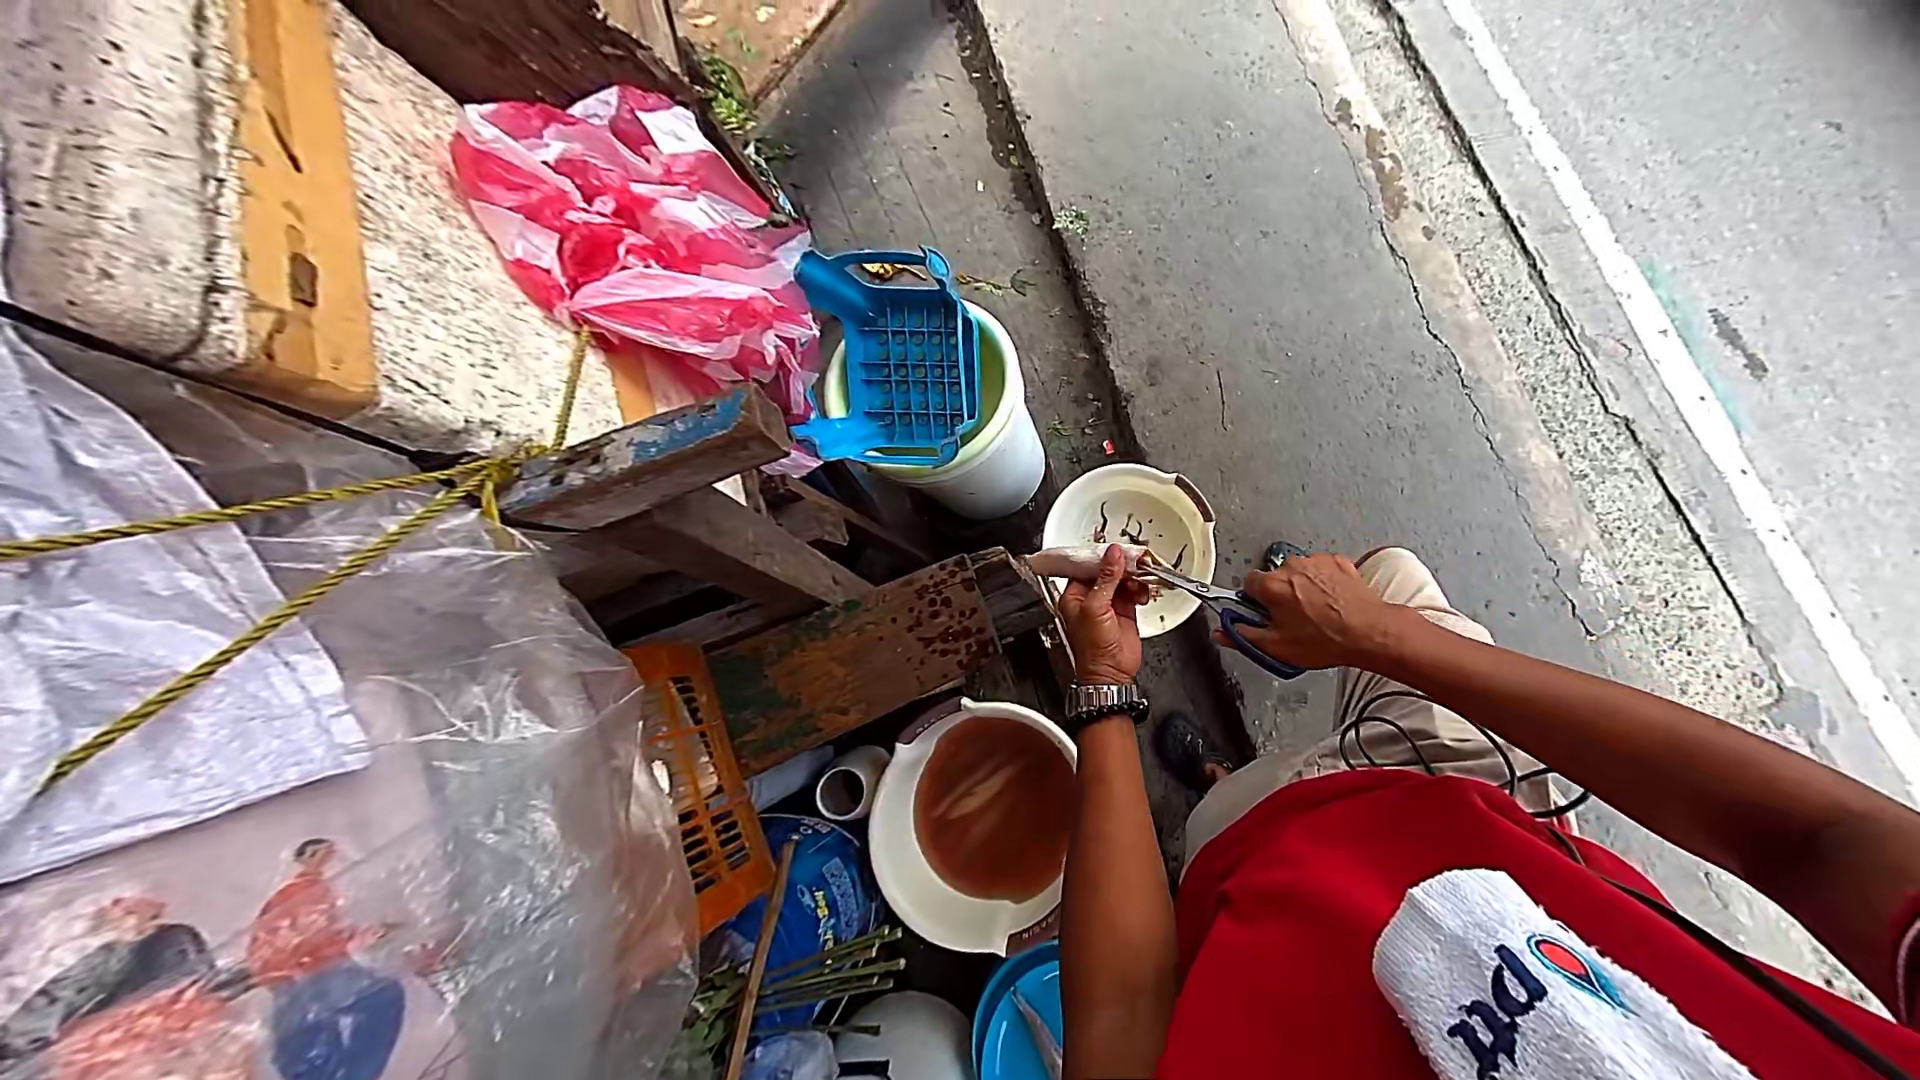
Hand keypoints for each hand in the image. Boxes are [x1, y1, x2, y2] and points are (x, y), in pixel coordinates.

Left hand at [1059, 544, 1149, 684]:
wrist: (1111, 673)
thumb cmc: (1093, 649)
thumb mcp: (1096, 607)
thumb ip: (1106, 579)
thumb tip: (1112, 556)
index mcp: (1075, 595)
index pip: (1087, 568)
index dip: (1101, 557)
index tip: (1115, 548)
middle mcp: (1091, 598)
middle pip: (1107, 572)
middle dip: (1121, 566)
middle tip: (1134, 559)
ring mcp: (1109, 604)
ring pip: (1122, 580)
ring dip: (1133, 577)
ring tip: (1141, 576)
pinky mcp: (1125, 611)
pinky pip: (1134, 592)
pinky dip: (1140, 589)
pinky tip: (1142, 592)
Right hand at [1213, 552, 1404, 669]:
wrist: (1372, 633)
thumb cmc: (1329, 640)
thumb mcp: (1276, 647)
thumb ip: (1242, 636)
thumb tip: (1223, 632)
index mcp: (1271, 586)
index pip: (1247, 583)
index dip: (1254, 600)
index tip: (1262, 610)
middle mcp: (1291, 568)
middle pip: (1273, 578)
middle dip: (1279, 594)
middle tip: (1292, 617)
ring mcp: (1316, 563)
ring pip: (1297, 572)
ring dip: (1300, 586)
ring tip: (1315, 610)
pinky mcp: (1337, 562)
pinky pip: (1320, 568)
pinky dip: (1322, 580)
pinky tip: (1329, 600)